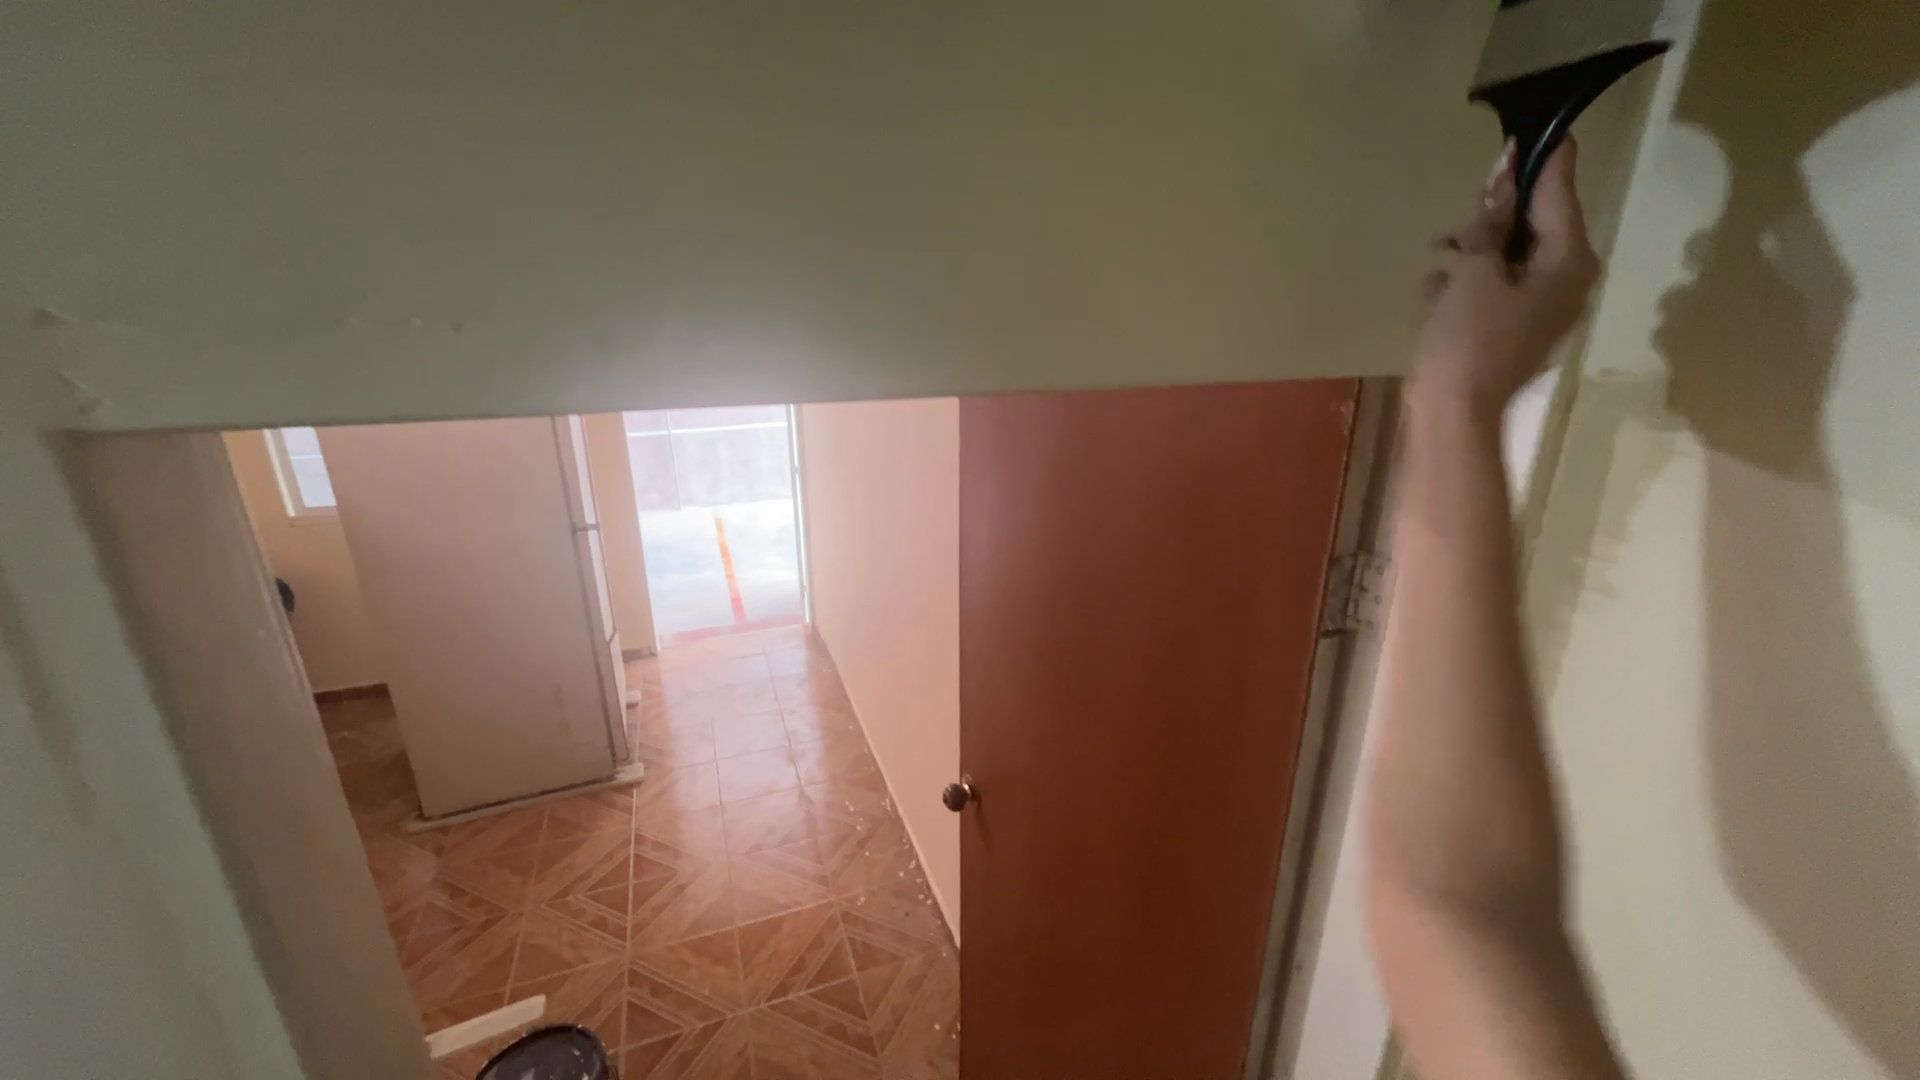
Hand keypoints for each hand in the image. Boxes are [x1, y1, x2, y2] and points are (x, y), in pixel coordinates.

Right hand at [1412, 139, 1600, 417]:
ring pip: (1507, 262)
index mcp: (1567, 262)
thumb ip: (1489, 224)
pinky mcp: (1511, 334)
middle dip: (1492, 222)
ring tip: (1437, 268)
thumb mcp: (1473, 274)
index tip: (1525, 132)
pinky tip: (1436, 301)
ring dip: (1472, 258)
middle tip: (1458, 222)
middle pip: (1532, 229)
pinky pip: (1493, 293)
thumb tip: (1504, 179)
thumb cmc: (1465, 342)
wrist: (1453, 416)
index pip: (1558, 195)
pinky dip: (1466, 290)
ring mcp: (1539, 312)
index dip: (1539, 164)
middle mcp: (1566, 282)